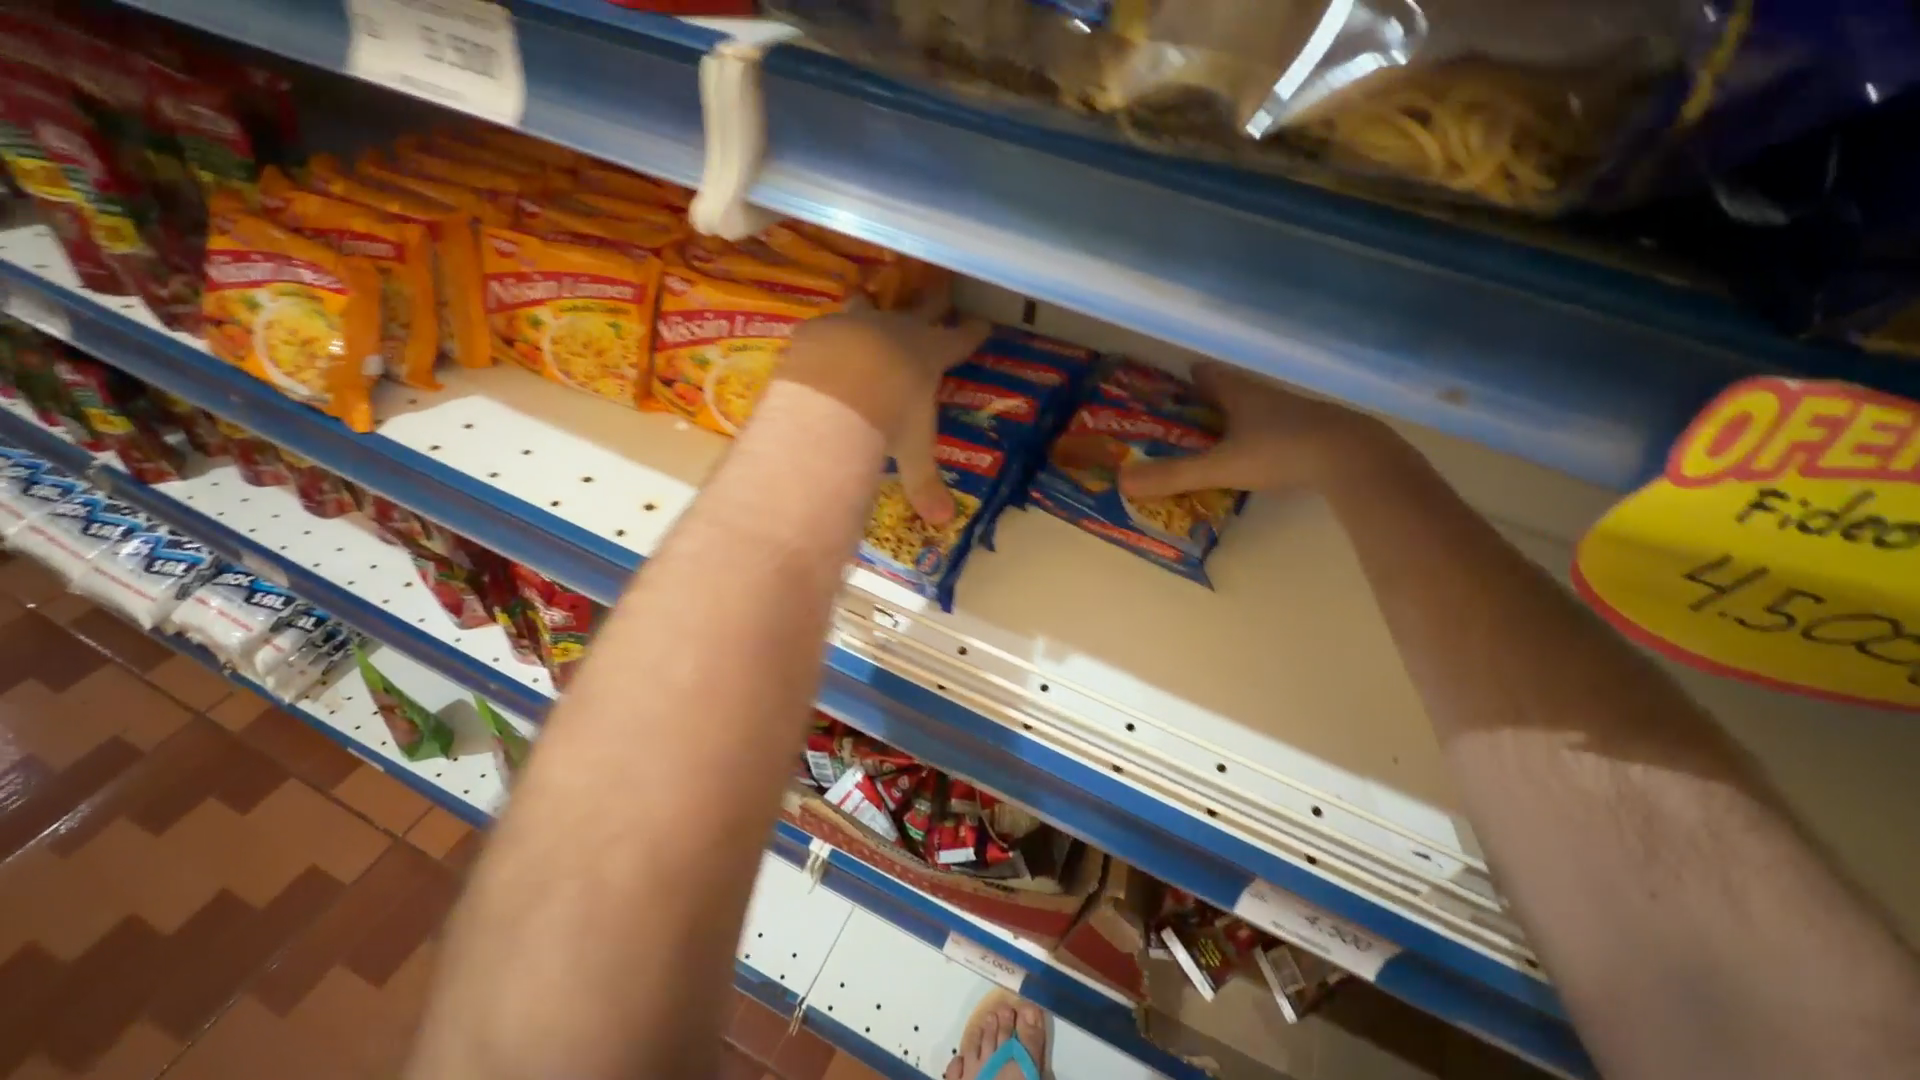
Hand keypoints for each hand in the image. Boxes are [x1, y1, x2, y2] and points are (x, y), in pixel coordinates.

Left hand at [776, 281, 987, 524]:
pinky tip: (818, 340)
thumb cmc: (888, 415)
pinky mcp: (819, 328)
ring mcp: (857, 323)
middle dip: (934, 301)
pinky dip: (826, 333)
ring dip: (872, 304)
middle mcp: (898, 331)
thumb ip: (923, 483)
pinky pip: (825, 325)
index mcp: (930, 355)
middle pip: (923, 309)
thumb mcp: (911, 452)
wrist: (835, 386)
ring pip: (870, 305)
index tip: (983, 323)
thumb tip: (942, 522)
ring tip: (867, 297)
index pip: (960, 340)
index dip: (972, 333)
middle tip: (941, 288)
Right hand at [1118, 362, 1414, 498]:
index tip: (1178, 377)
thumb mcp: (1221, 466)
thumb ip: (1174, 475)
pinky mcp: (1319, 433)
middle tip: (1191, 412)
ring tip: (1223, 434)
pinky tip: (1264, 453)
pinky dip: (1266, 437)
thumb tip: (1122, 481)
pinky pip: (1282, 429)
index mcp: (1241, 395)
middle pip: (1235, 391)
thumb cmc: (1281, 450)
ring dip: (1242, 418)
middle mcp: (1267, 397)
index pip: (1210, 377)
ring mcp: (1297, 413)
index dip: (1192, 377)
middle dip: (1213, 399)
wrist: (1351, 456)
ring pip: (1261, 410)